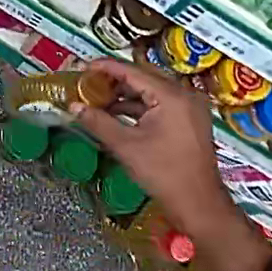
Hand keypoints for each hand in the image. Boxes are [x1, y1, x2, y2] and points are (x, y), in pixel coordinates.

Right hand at [74, 60, 271, 270]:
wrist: (198, 203)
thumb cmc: (163, 173)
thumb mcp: (126, 146)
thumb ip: (98, 122)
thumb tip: (74, 106)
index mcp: (171, 95)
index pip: (133, 71)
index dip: (106, 68)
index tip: (83, 67)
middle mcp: (184, 95)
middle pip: (144, 78)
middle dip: (114, 81)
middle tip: (88, 83)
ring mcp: (190, 108)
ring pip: (152, 92)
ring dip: (127, 95)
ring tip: (98, 100)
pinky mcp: (190, 121)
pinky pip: (162, 105)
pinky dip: (141, 108)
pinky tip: (119, 114)